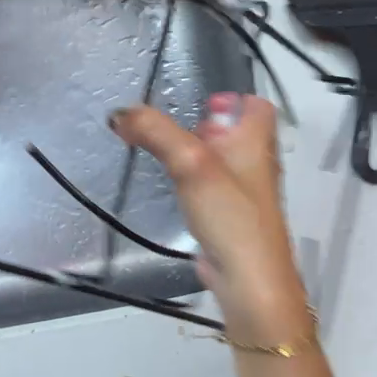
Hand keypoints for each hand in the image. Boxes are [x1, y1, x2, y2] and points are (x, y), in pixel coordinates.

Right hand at [110, 93, 314, 351]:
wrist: (248, 278)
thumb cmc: (229, 213)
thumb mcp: (189, 162)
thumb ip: (156, 132)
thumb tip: (119, 114)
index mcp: (257, 141)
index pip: (255, 105)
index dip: (230, 98)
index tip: (197, 104)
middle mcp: (256, 162)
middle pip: (233, 131)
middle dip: (204, 125)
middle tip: (170, 128)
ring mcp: (244, 192)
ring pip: (220, 160)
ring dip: (195, 155)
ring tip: (163, 155)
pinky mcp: (229, 216)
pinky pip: (210, 187)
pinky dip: (192, 181)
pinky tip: (172, 188)